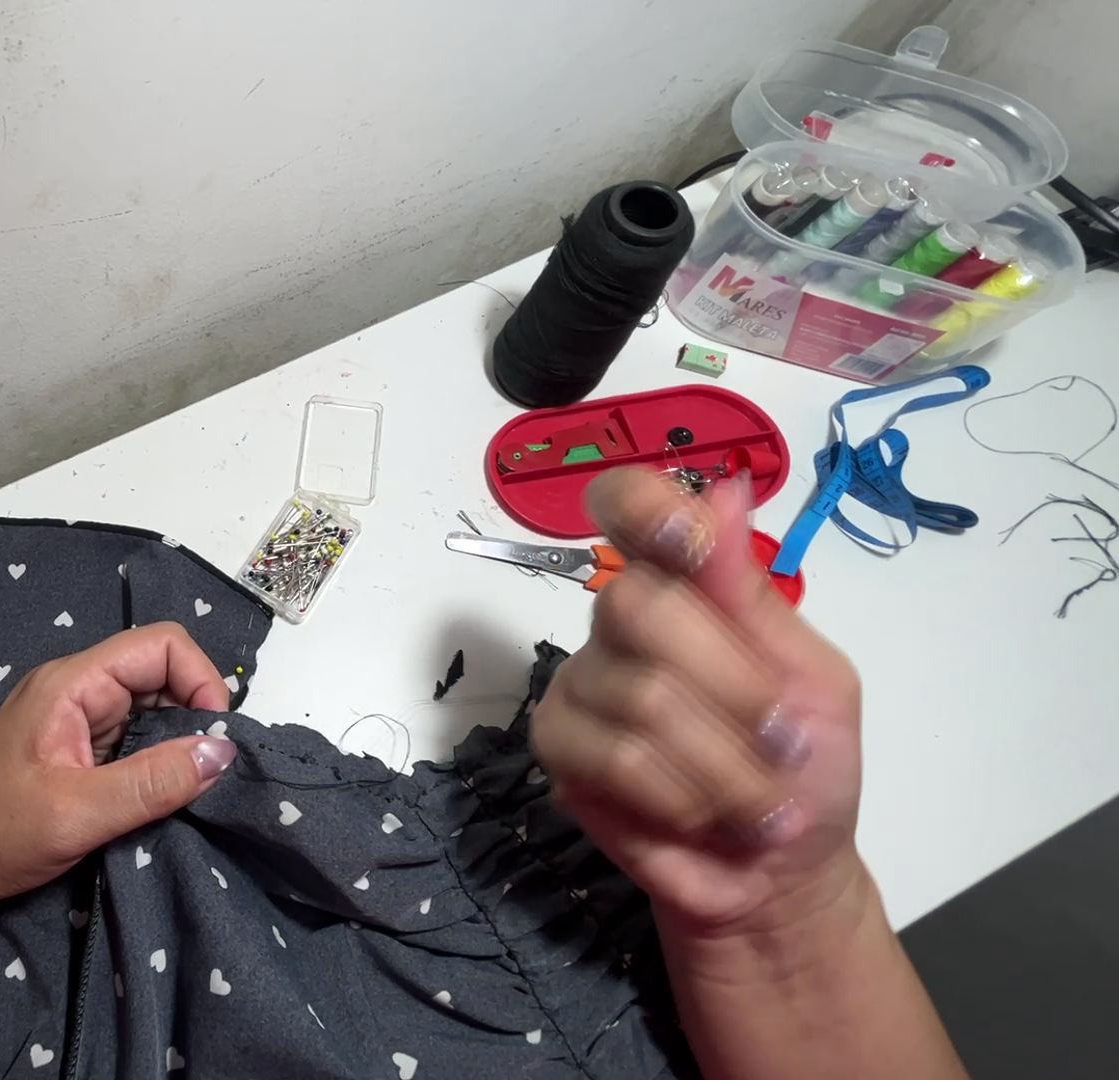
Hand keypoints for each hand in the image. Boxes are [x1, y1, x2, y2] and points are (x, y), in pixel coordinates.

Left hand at [0, 622, 237, 927]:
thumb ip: (152, 782)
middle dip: (194, 713)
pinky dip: (160, 758)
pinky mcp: (81, 745)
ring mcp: (79, 716)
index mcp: (72, 682)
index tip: (216, 737)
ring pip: (153, 705)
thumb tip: (223, 752)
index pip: (158, 645)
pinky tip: (166, 790)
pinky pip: (137, 734)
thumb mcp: (77, 813)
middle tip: (211, 769)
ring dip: (179, 740)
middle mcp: (79, 687)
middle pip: (160, 671)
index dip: (199, 679)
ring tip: (192, 784)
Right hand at [530, 468, 863, 935]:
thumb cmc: (803, 764)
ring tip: (751, 800)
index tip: (685, 538)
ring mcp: (577, 680)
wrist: (777, 869)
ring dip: (725, 765)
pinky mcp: (553, 738)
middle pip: (633, 605)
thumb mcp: (812, 676)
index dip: (639, 504)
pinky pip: (613, 755)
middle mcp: (616, 622)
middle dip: (732, 686)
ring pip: (639, 697)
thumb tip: (724, 488)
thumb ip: (751, 596)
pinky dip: (679, 796)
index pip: (626, 506)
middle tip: (778, 739)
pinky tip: (695, 811)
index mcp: (682, 589)